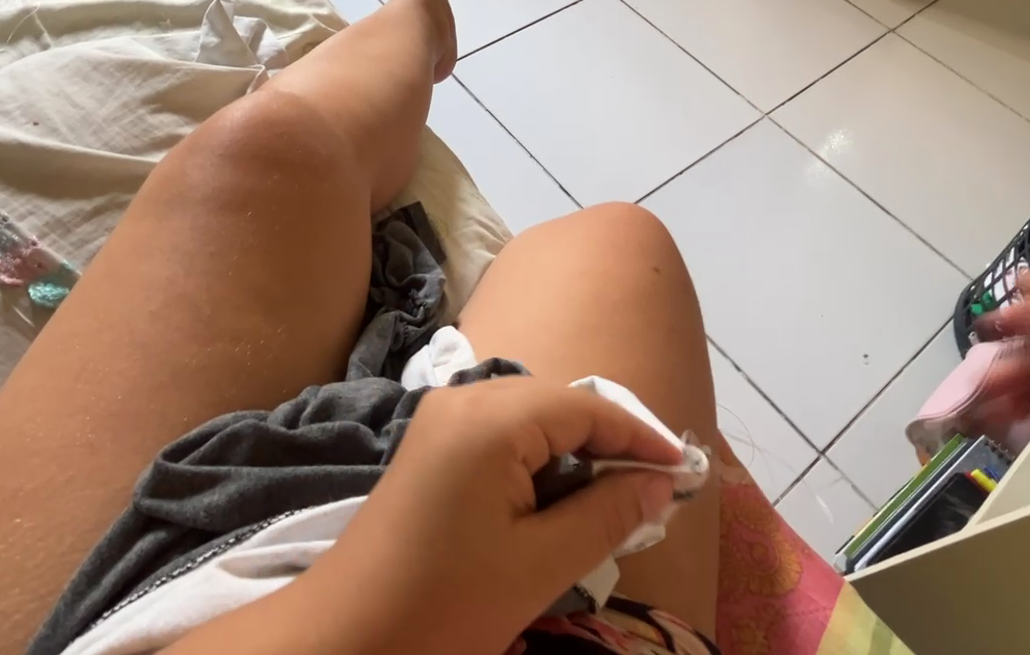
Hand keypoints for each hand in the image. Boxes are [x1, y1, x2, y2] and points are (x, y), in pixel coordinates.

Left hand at [296, 375, 681, 654]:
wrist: (346, 632)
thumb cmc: (447, 602)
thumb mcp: (539, 565)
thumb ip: (606, 513)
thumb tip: (659, 481)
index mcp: (491, 418)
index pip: (584, 407)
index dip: (638, 435)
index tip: (683, 469)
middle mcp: (465, 397)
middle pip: (556, 405)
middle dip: (605, 443)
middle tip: (649, 492)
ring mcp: (442, 415)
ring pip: (529, 417)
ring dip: (571, 452)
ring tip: (607, 501)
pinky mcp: (431, 439)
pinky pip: (500, 431)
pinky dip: (535, 457)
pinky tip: (553, 497)